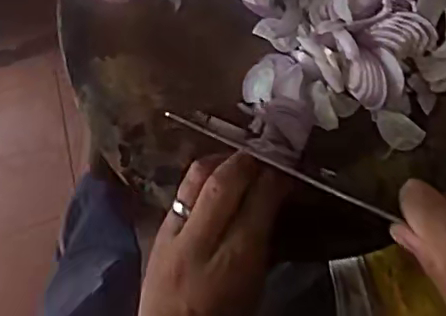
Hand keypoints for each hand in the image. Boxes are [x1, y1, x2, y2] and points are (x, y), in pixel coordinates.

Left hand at [138, 153, 291, 315]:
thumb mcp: (253, 292)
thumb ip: (263, 245)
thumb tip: (275, 200)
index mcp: (232, 268)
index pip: (257, 205)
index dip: (275, 180)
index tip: (288, 169)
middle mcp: (198, 246)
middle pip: (224, 183)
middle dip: (249, 161)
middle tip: (267, 153)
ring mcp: (172, 236)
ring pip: (197, 176)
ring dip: (223, 159)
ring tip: (241, 159)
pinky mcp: (157, 232)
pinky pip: (182, 188)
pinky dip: (202, 175)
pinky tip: (215, 175)